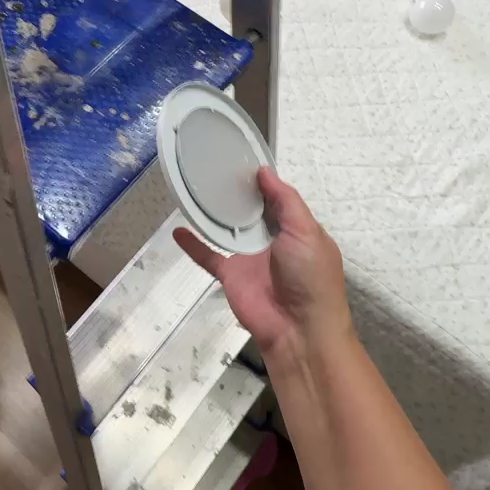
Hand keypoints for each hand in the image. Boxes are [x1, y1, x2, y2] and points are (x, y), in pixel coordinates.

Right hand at [174, 167, 354, 372]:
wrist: (298, 329)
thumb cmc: (310, 277)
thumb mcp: (306, 232)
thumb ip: (286, 201)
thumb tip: (264, 172)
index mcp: (296, 230)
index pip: (278, 200)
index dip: (263, 182)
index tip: (242, 160)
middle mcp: (272, 242)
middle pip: (250, 213)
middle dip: (236, 194)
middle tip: (213, 168)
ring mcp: (249, 258)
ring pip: (227, 230)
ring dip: (213, 214)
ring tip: (194, 190)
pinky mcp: (230, 275)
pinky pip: (208, 256)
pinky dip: (193, 245)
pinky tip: (178, 230)